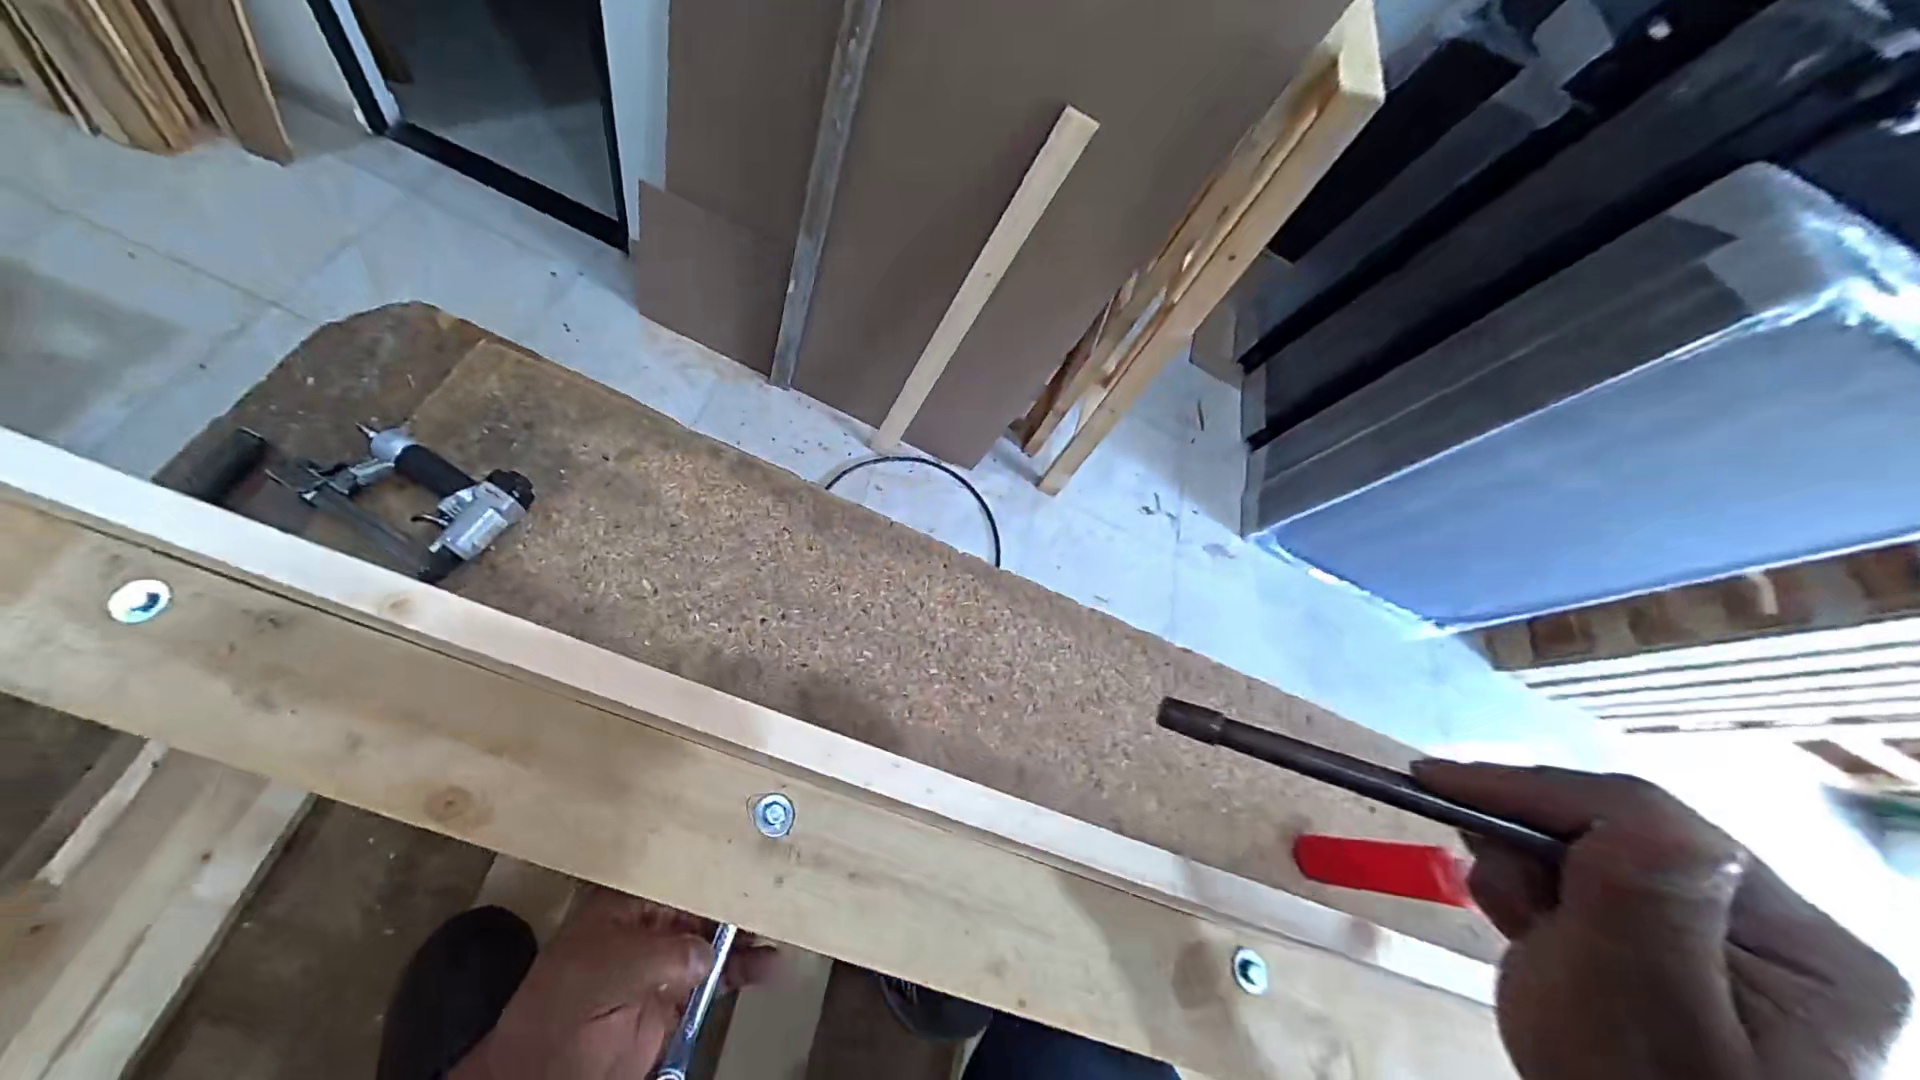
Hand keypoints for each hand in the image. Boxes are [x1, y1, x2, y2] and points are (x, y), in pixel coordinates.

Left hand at [451, 887, 777, 1079]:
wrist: (543, 1076)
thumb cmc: (559, 1012)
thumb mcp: (605, 971)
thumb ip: (659, 954)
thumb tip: (706, 951)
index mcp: (631, 902)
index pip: (681, 871)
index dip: (714, 863)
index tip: (749, 857)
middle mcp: (655, 922)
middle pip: (708, 900)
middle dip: (740, 899)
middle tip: (775, 894)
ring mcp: (669, 958)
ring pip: (720, 936)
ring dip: (749, 935)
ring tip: (779, 930)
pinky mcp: (682, 993)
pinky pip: (721, 974)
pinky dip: (746, 969)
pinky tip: (768, 967)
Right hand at [1413, 761, 1908, 1079]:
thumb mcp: (1635, 1006)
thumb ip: (1639, 901)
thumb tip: (1626, 808)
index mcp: (1802, 943)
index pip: (1646, 818)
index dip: (1530, 787)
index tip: (1430, 780)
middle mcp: (1775, 930)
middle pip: (1621, 829)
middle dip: (1529, 837)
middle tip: (1473, 859)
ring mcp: (1719, 940)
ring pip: (1595, 848)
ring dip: (1529, 865)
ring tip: (1513, 918)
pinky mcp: (1664, 948)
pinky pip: (1587, 880)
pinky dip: (1537, 888)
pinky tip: (1527, 924)